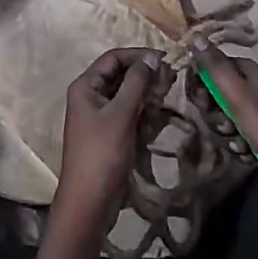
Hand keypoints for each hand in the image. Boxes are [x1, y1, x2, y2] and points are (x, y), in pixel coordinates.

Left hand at [55, 47, 157, 227]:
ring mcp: (101, 116)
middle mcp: (91, 96)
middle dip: (146, 76)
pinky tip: (159, 118)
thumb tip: (153, 58)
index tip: (166, 60)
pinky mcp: (111, 133)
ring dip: (147, 95)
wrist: (89, 203)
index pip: (114, 58)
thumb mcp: (121, 114)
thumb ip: (137, 83)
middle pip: (122, 75)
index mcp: (86, 86)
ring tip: (168, 98)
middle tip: (172, 80)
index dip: (139, 55)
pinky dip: (144, 113)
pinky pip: (130, 113)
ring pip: (128, 94)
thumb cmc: (101, 154)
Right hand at [194, 45, 257, 189]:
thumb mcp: (238, 94)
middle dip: (215, 117)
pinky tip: (249, 152)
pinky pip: (233, 136)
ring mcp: (252, 110)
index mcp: (244, 70)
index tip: (203, 104)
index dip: (200, 88)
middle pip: (212, 98)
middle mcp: (247, 86)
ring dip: (227, 136)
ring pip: (221, 120)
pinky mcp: (255, 131)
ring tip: (242, 143)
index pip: (207, 70)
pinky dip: (238, 146)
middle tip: (228, 126)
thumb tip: (195, 37)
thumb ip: (215, 67)